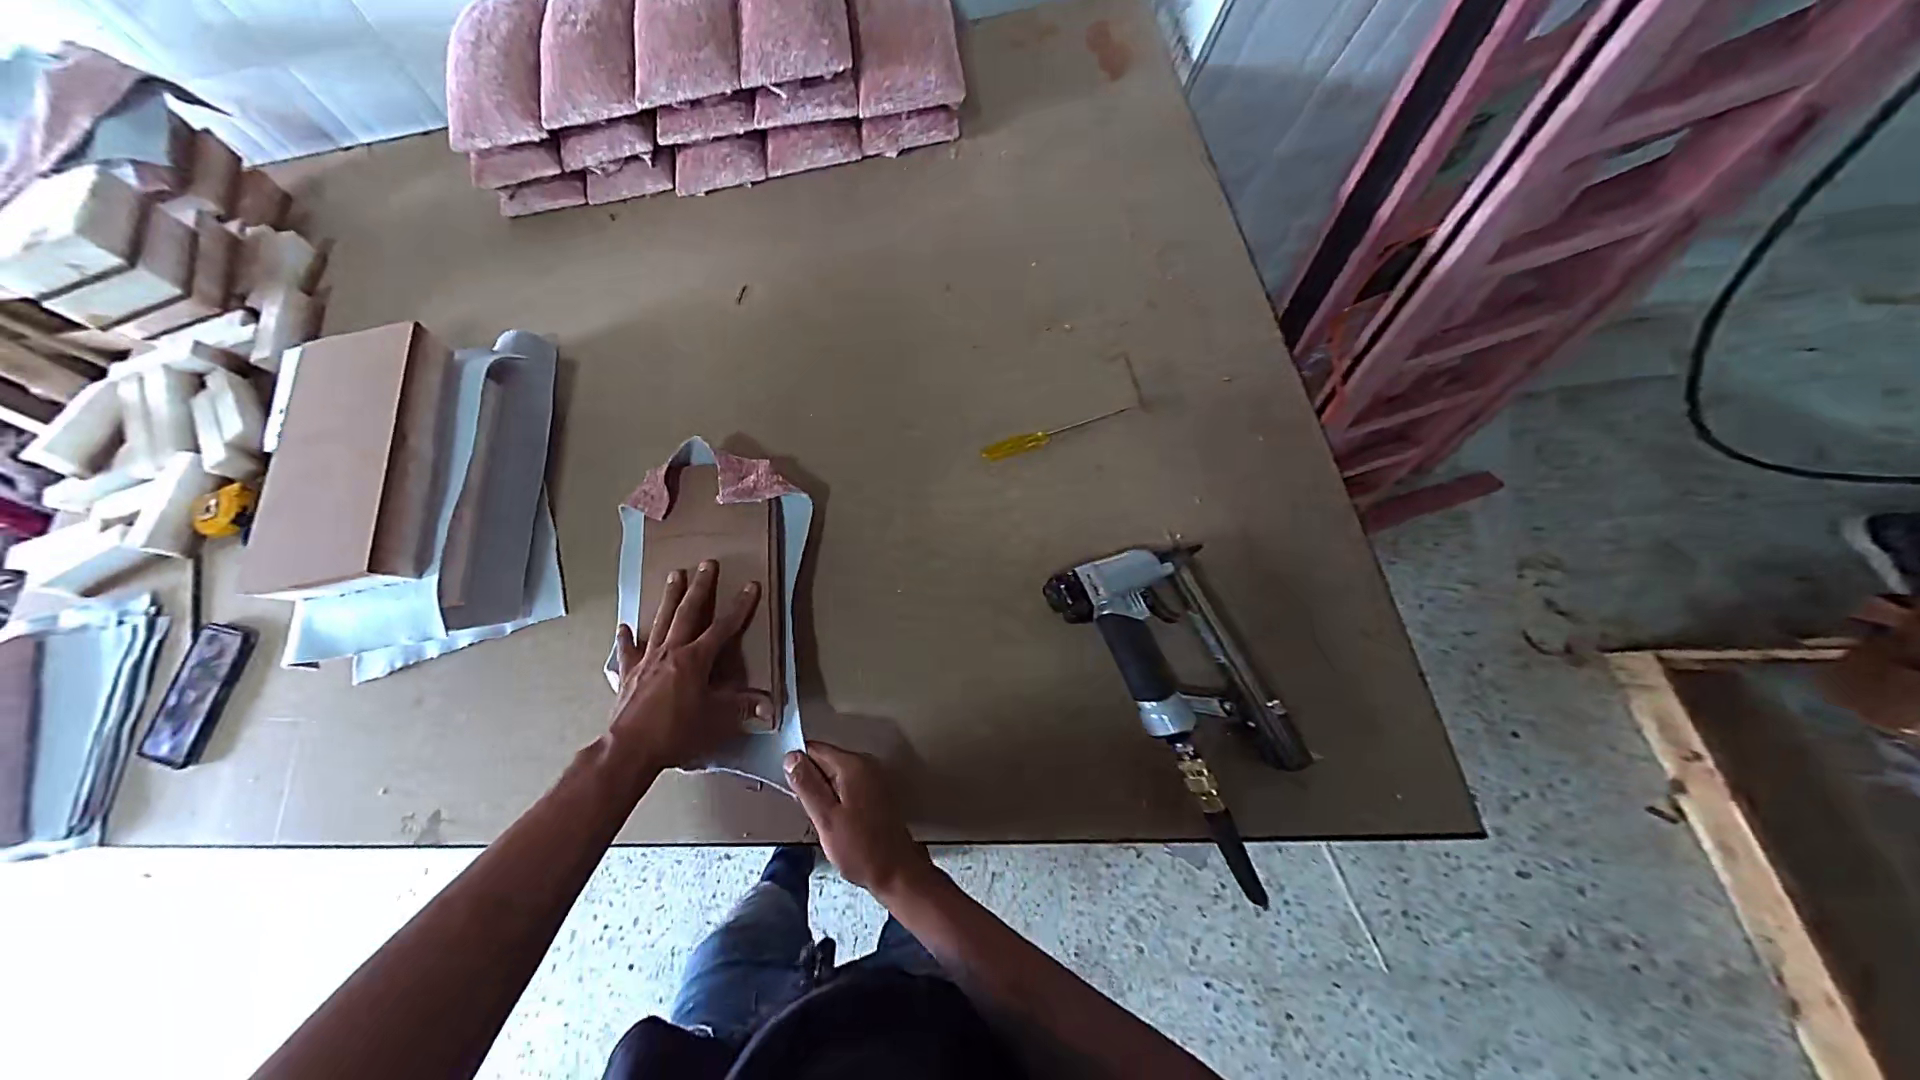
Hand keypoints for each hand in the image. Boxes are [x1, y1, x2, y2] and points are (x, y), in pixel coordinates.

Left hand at [611, 560, 768, 771]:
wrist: (629, 749)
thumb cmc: (676, 732)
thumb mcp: (717, 720)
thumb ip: (742, 708)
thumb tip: (769, 706)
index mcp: (695, 660)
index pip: (723, 627)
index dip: (739, 607)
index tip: (750, 586)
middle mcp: (671, 652)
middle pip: (688, 612)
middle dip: (700, 587)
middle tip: (707, 564)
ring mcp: (647, 661)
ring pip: (661, 621)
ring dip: (669, 598)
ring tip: (674, 575)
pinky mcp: (628, 675)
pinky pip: (628, 651)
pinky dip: (626, 638)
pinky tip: (625, 626)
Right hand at [784, 741, 936, 899]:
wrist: (895, 871)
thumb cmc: (863, 849)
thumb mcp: (825, 817)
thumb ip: (806, 785)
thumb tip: (792, 758)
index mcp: (853, 766)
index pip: (815, 749)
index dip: (797, 767)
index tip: (793, 789)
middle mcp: (866, 765)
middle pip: (825, 761)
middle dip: (811, 783)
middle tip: (813, 811)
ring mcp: (873, 778)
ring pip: (834, 776)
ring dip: (824, 794)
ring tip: (827, 820)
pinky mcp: (875, 793)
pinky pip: (847, 787)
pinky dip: (837, 800)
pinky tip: (839, 822)